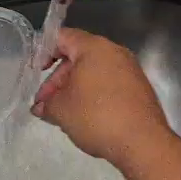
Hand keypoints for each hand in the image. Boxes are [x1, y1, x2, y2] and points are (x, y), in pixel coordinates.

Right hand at [32, 27, 174, 168]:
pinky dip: (95, 96)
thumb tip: (41, 107)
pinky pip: (110, 84)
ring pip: (94, 73)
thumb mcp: (62, 110)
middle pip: (78, 57)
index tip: (37, 72)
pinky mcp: (140, 89)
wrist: (143, 143)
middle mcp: (114, 52)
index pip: (63, 37)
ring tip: (64, 115)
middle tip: (47, 104)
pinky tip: (88, 119)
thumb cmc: (97, 116)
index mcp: (94, 47)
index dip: (45, 51)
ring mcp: (130, 70)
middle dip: (59, 80)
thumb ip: (47, 104)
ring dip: (76, 90)